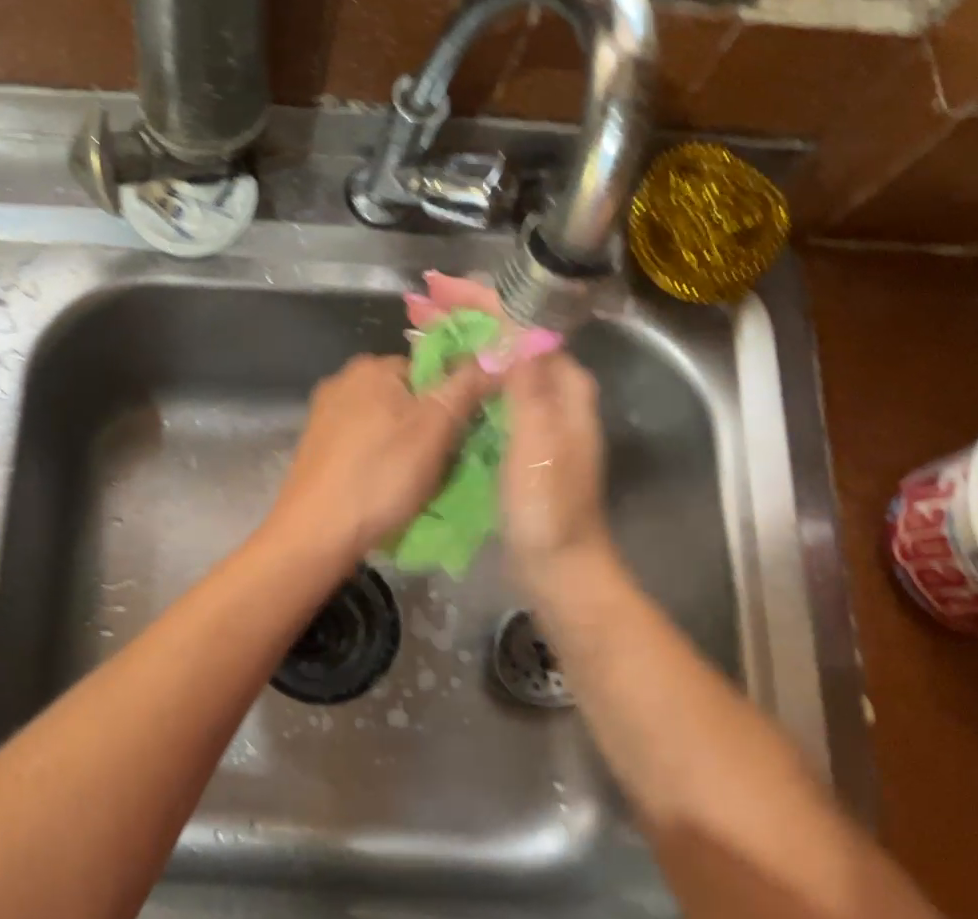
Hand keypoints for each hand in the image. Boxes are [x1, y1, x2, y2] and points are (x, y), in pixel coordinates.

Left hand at [264, 352, 493, 563]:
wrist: (316, 534)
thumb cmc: (380, 477)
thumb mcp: (434, 428)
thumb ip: (465, 387)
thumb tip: (497, 355)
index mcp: (370, 367)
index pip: (430, 369)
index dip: (453, 399)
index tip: (463, 434)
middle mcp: (342, 383)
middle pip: (406, 398)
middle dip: (429, 427)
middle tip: (444, 463)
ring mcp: (324, 418)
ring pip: (385, 426)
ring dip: (405, 449)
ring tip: (416, 482)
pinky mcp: (316, 451)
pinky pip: (363, 448)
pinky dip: (379, 464)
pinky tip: (385, 490)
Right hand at [407, 273, 610, 586]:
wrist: (559, 569)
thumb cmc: (548, 511)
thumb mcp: (538, 446)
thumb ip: (527, 387)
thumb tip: (511, 330)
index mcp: (562, 387)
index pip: (519, 326)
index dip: (476, 303)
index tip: (434, 289)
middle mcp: (551, 393)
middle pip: (505, 341)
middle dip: (462, 320)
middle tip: (415, 308)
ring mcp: (534, 419)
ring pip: (492, 367)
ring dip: (457, 346)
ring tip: (416, 333)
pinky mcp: (515, 442)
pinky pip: (485, 397)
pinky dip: (458, 381)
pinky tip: (434, 382)